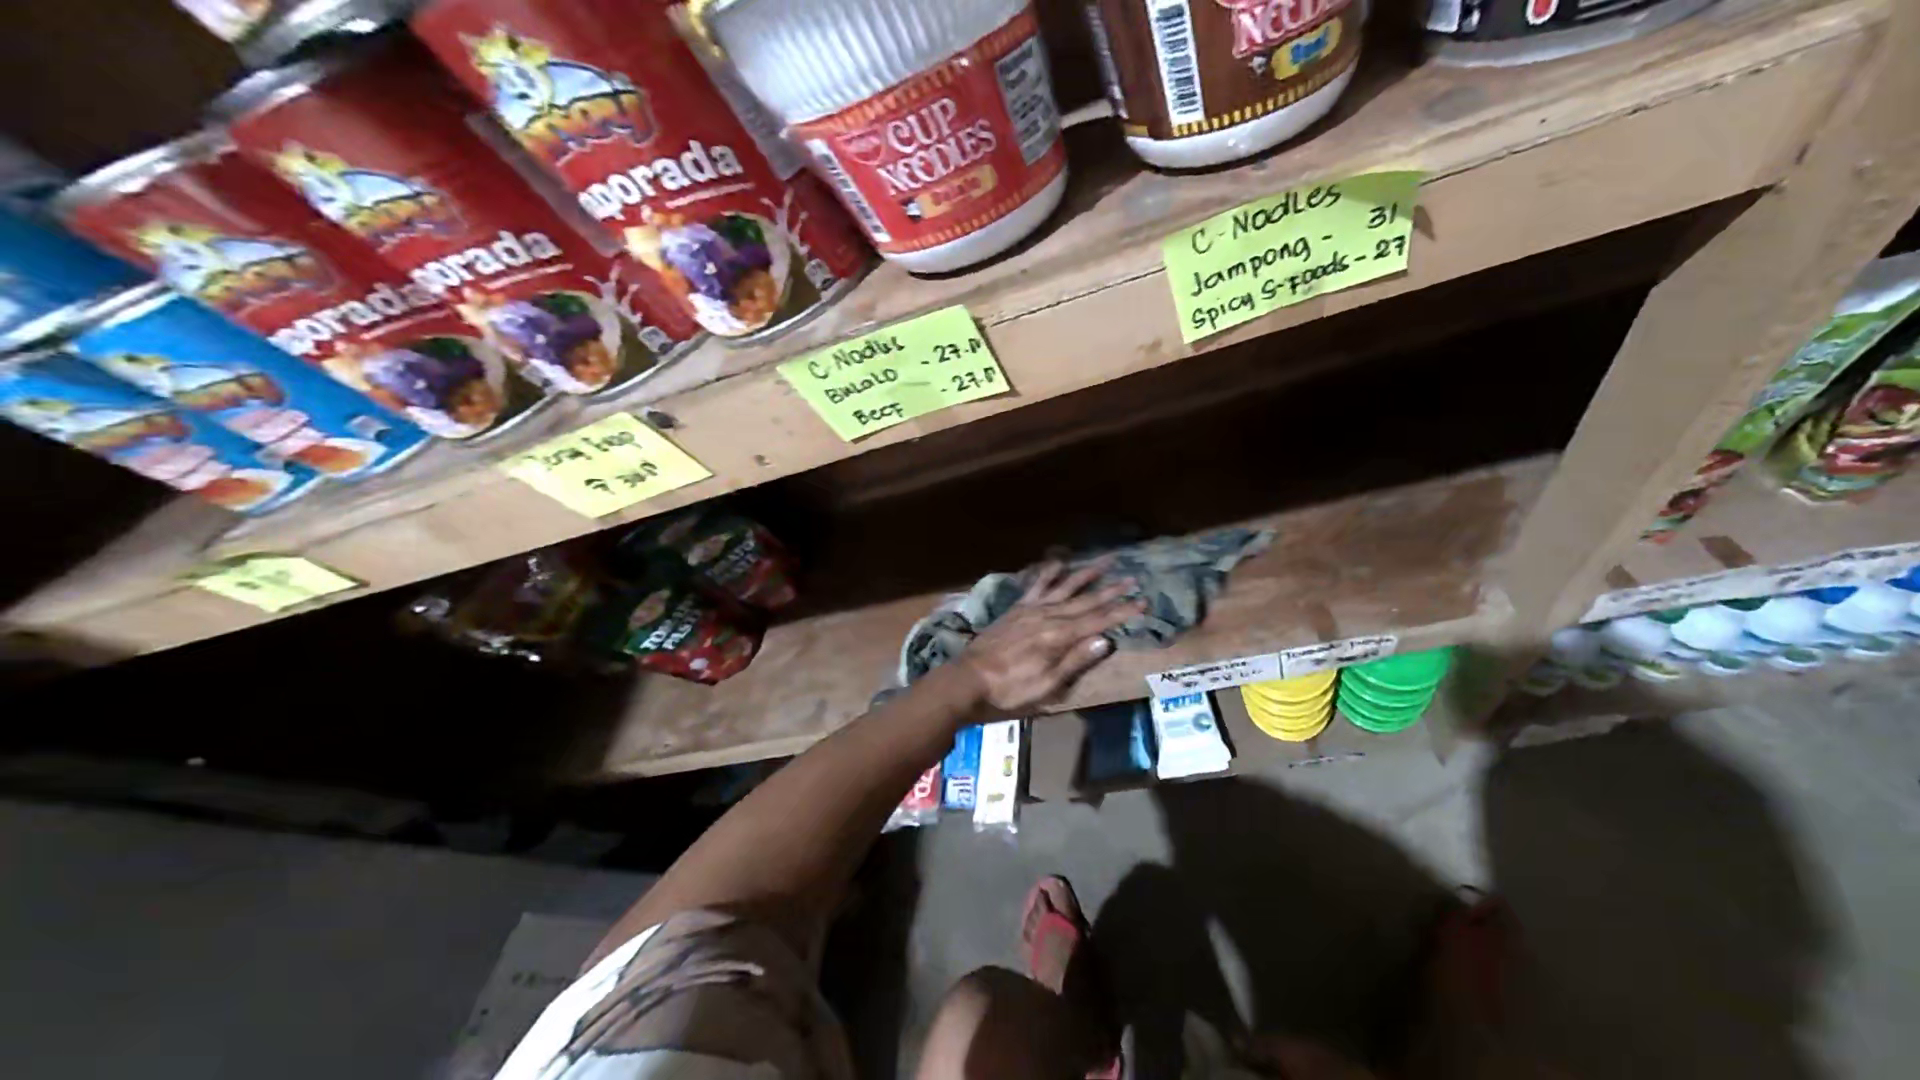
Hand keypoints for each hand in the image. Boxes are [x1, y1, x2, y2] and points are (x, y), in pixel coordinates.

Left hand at [954, 561, 1144, 713]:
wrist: (969, 678)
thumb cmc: (1010, 689)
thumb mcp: (1046, 685)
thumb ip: (1074, 661)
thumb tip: (1104, 641)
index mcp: (1058, 637)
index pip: (1097, 621)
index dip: (1121, 612)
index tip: (1142, 602)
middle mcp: (1047, 616)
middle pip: (1085, 601)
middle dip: (1111, 590)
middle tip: (1133, 579)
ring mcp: (1030, 610)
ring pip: (1064, 587)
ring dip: (1086, 574)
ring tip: (1105, 561)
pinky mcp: (1016, 609)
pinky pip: (1036, 586)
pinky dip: (1049, 573)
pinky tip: (1059, 563)